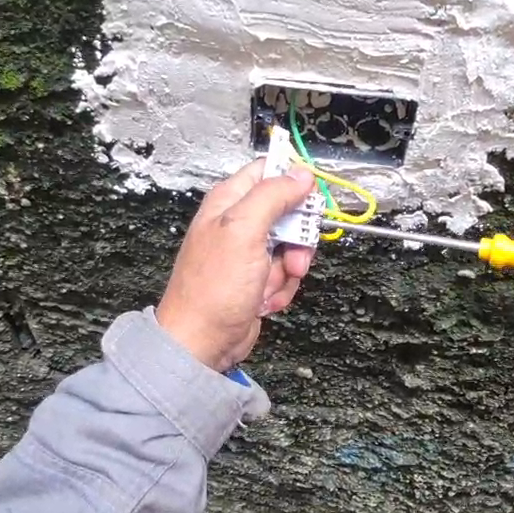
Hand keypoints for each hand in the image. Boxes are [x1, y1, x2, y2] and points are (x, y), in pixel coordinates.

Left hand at [155, 161, 316, 371]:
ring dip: (289, 269)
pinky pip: (285, 274)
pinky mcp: (256, 279)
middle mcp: (238, 223)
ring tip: (270, 284)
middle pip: (289, 211)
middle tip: (293, 255)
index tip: (311, 198)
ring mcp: (248, 253)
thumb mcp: (244, 230)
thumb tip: (300, 174)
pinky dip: (281, 289)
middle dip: (298, 237)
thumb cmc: (212, 289)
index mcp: (229, 201)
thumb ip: (273, 195)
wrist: (202, 341)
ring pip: (292, 246)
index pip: (268, 171)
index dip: (294, 181)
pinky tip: (263, 300)